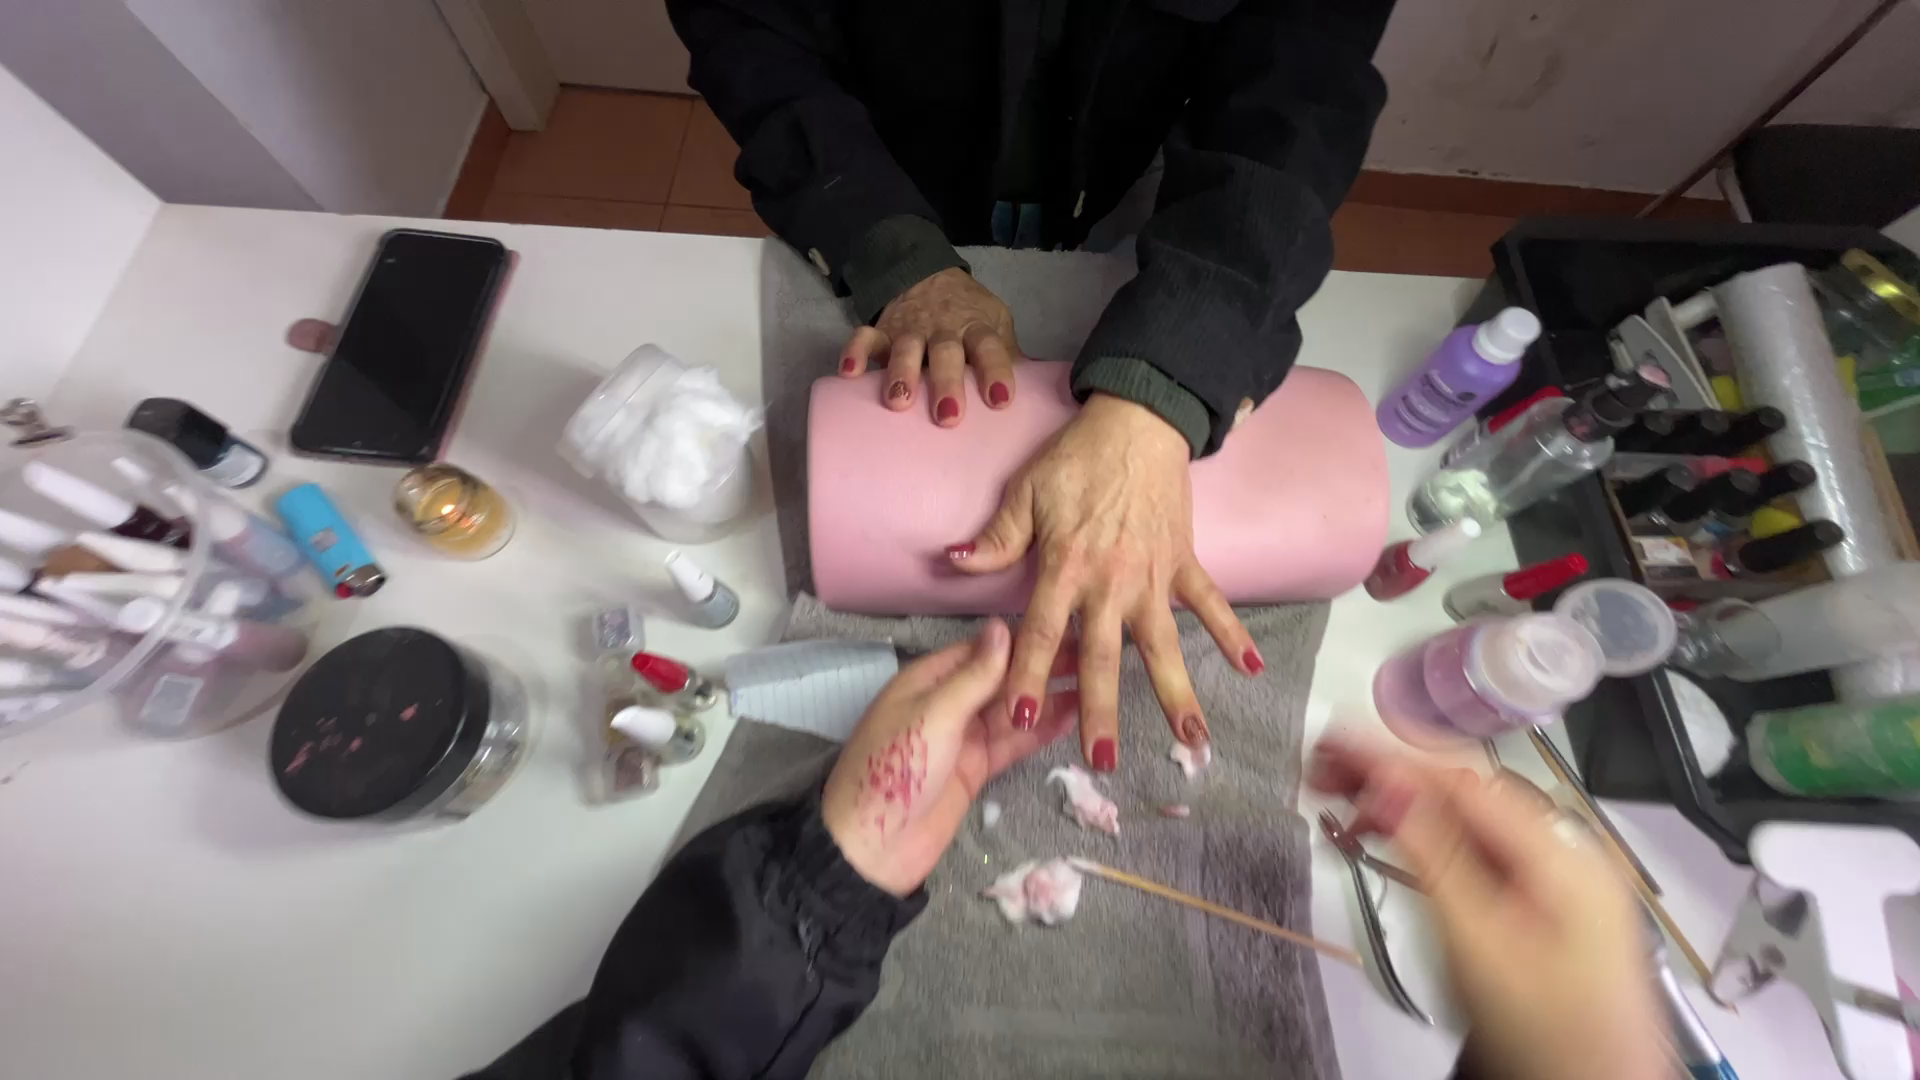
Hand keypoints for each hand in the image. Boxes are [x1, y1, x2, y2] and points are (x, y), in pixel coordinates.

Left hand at [822, 619, 1078, 896]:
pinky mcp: (975, 767)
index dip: (1022, 641)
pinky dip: (1039, 731)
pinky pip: (1012, 742)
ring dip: (1047, 699)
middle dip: (1040, 668)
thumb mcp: (935, 714)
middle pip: (1000, 678)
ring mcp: (963, 736)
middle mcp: (947, 701)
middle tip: (1089, 656)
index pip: (982, 650)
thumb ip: (974, 675)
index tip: (1065, 628)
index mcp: (928, 679)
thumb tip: (1003, 626)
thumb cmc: (896, 769)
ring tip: (1092, 684)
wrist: (872, 850)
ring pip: (1011, 710)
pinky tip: (1073, 718)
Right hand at [840, 268, 1021, 425]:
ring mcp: (911, 329)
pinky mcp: (882, 330)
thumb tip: (1039, 397)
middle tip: (949, 416)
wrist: (928, 272)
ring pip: (906, 348)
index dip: (996, 372)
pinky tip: (848, 372)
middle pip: (946, 353)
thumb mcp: (996, 327)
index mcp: (978, 329)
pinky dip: (855, 352)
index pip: (990, 349)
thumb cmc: (969, 315)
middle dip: (947, 383)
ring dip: (901, 373)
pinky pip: (864, 338)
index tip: (1001, 401)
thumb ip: (1009, 358)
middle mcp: (944, 329)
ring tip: (897, 402)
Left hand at [946, 393, 1259, 773]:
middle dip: (1101, 709)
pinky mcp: (1184, 561)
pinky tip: (1252, 668)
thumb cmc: (1075, 460)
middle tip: (1104, 759)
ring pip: (1162, 643)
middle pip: (1102, 656)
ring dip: (1176, 692)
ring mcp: (1152, 575)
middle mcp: (1109, 582)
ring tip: (1193, 741)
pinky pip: (1210, 602)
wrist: (1136, 424)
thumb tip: (952, 561)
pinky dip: (1232, 631)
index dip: (1024, 676)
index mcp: (1064, 567)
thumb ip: (996, 537)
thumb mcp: (1025, 492)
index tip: (1016, 720)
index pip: (1038, 632)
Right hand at [1308, 737, 1664, 1079]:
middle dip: (1383, 771)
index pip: (1456, 778)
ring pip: (1456, 806)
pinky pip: (1464, 833)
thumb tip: (1386, 781)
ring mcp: (1547, 864)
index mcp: (1558, 851)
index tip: (1328, 744)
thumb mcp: (1476, 938)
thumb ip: (1432, 851)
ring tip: (1332, 789)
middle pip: (1456, 785)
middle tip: (1317, 768)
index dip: (1386, 755)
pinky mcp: (1531, 884)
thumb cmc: (1542, 1030)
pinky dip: (1415, 823)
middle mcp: (1558, 844)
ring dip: (1392, 794)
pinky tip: (1377, 821)